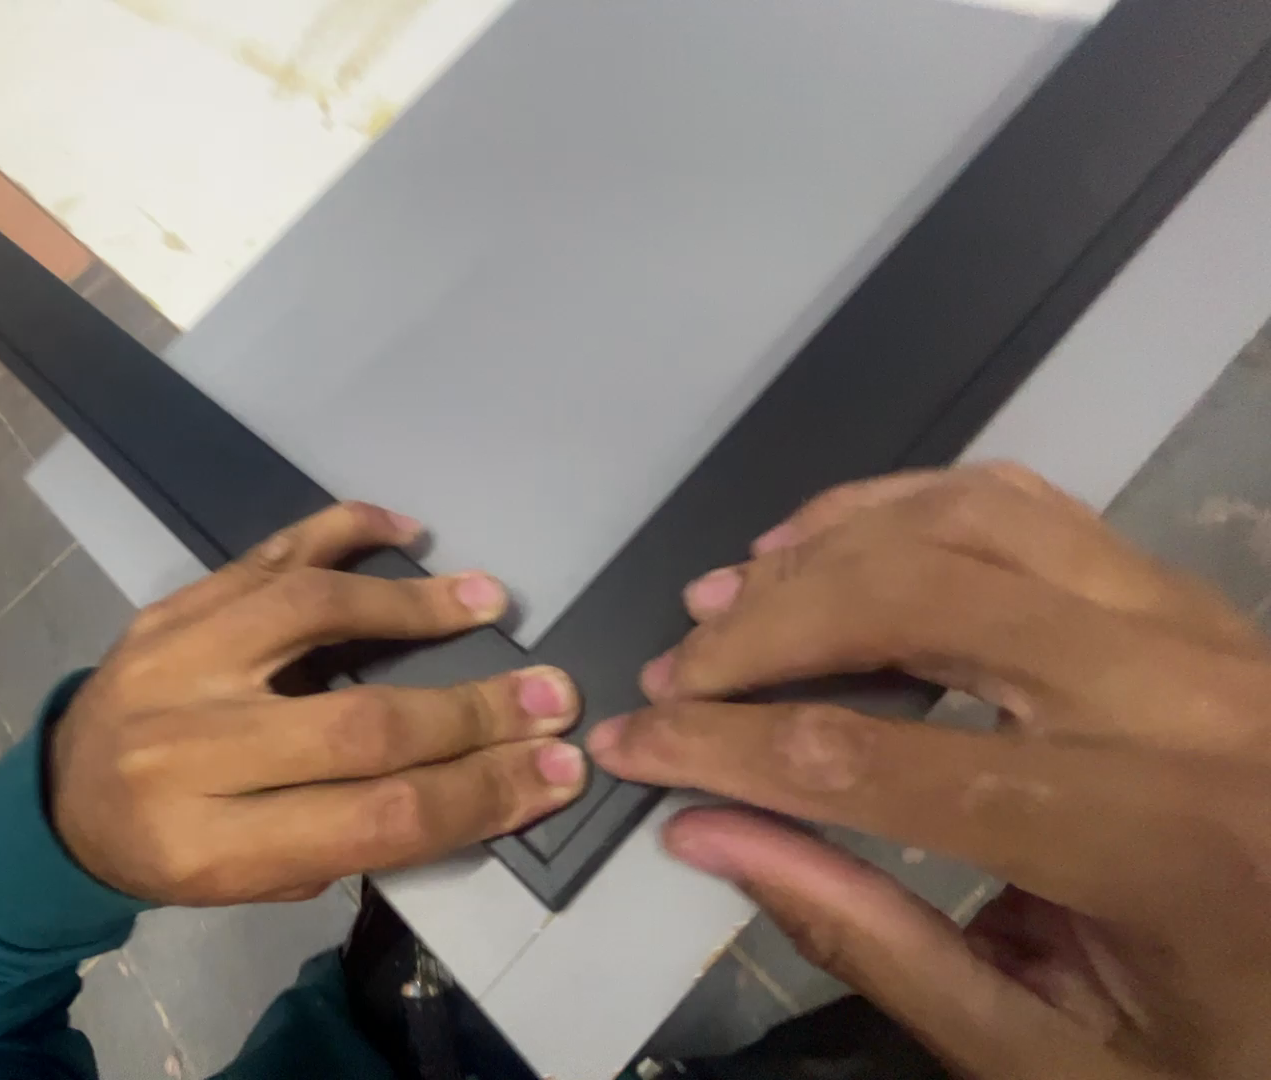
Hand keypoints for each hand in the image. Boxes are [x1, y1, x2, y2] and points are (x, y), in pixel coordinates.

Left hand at [49, 501, 587, 905]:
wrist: (61, 795)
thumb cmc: (168, 850)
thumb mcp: (249, 881)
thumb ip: (346, 836)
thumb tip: (460, 779)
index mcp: (210, 845)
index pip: (373, 821)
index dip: (478, 796)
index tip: (553, 770)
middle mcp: (190, 749)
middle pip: (359, 728)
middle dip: (472, 713)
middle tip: (552, 694)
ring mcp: (175, 661)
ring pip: (312, 616)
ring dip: (413, 608)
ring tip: (487, 600)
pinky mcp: (173, 607)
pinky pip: (266, 554)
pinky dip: (340, 532)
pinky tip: (401, 528)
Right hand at [586, 464, 1270, 1078]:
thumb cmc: (1236, 1060)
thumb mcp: (1046, 1054)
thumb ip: (857, 932)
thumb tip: (696, 831)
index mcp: (1169, 839)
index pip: (861, 760)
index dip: (711, 747)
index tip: (623, 742)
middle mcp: (1193, 697)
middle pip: (905, 602)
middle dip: (751, 637)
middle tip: (672, 676)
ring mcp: (1197, 626)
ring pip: (956, 522)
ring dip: (811, 556)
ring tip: (722, 598)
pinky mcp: (1176, 597)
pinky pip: (1012, 503)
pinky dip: (886, 508)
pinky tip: (815, 546)